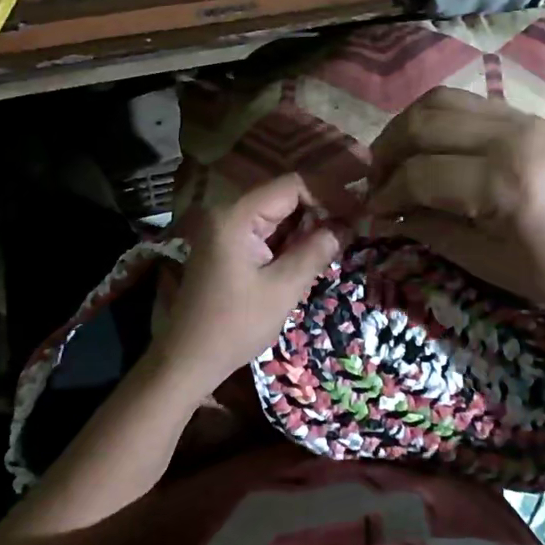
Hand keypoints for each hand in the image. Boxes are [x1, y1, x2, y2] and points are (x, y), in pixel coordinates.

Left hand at [149, 172, 344, 395]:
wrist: (188, 358)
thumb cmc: (235, 325)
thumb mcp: (282, 289)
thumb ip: (314, 252)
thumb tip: (345, 226)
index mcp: (236, 216)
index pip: (291, 186)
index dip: (327, 195)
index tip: (355, 212)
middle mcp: (227, 213)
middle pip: (282, 197)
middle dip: (319, 211)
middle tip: (352, 228)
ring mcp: (224, 230)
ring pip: (275, 216)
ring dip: (305, 227)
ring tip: (339, 239)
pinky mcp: (226, 247)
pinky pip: (264, 233)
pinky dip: (288, 240)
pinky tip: (311, 253)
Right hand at [366, 87, 544, 347]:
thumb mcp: (481, 260)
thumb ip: (425, 228)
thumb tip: (379, 215)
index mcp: (502, 180)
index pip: (419, 173)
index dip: (385, 193)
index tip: (370, 213)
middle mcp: (510, 136)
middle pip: (423, 123)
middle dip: (387, 152)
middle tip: (375, 182)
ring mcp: (521, 120)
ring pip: (440, 101)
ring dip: (407, 128)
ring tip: (394, 160)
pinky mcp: (527, 118)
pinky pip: (466, 103)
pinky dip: (435, 120)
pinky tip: (427, 149)